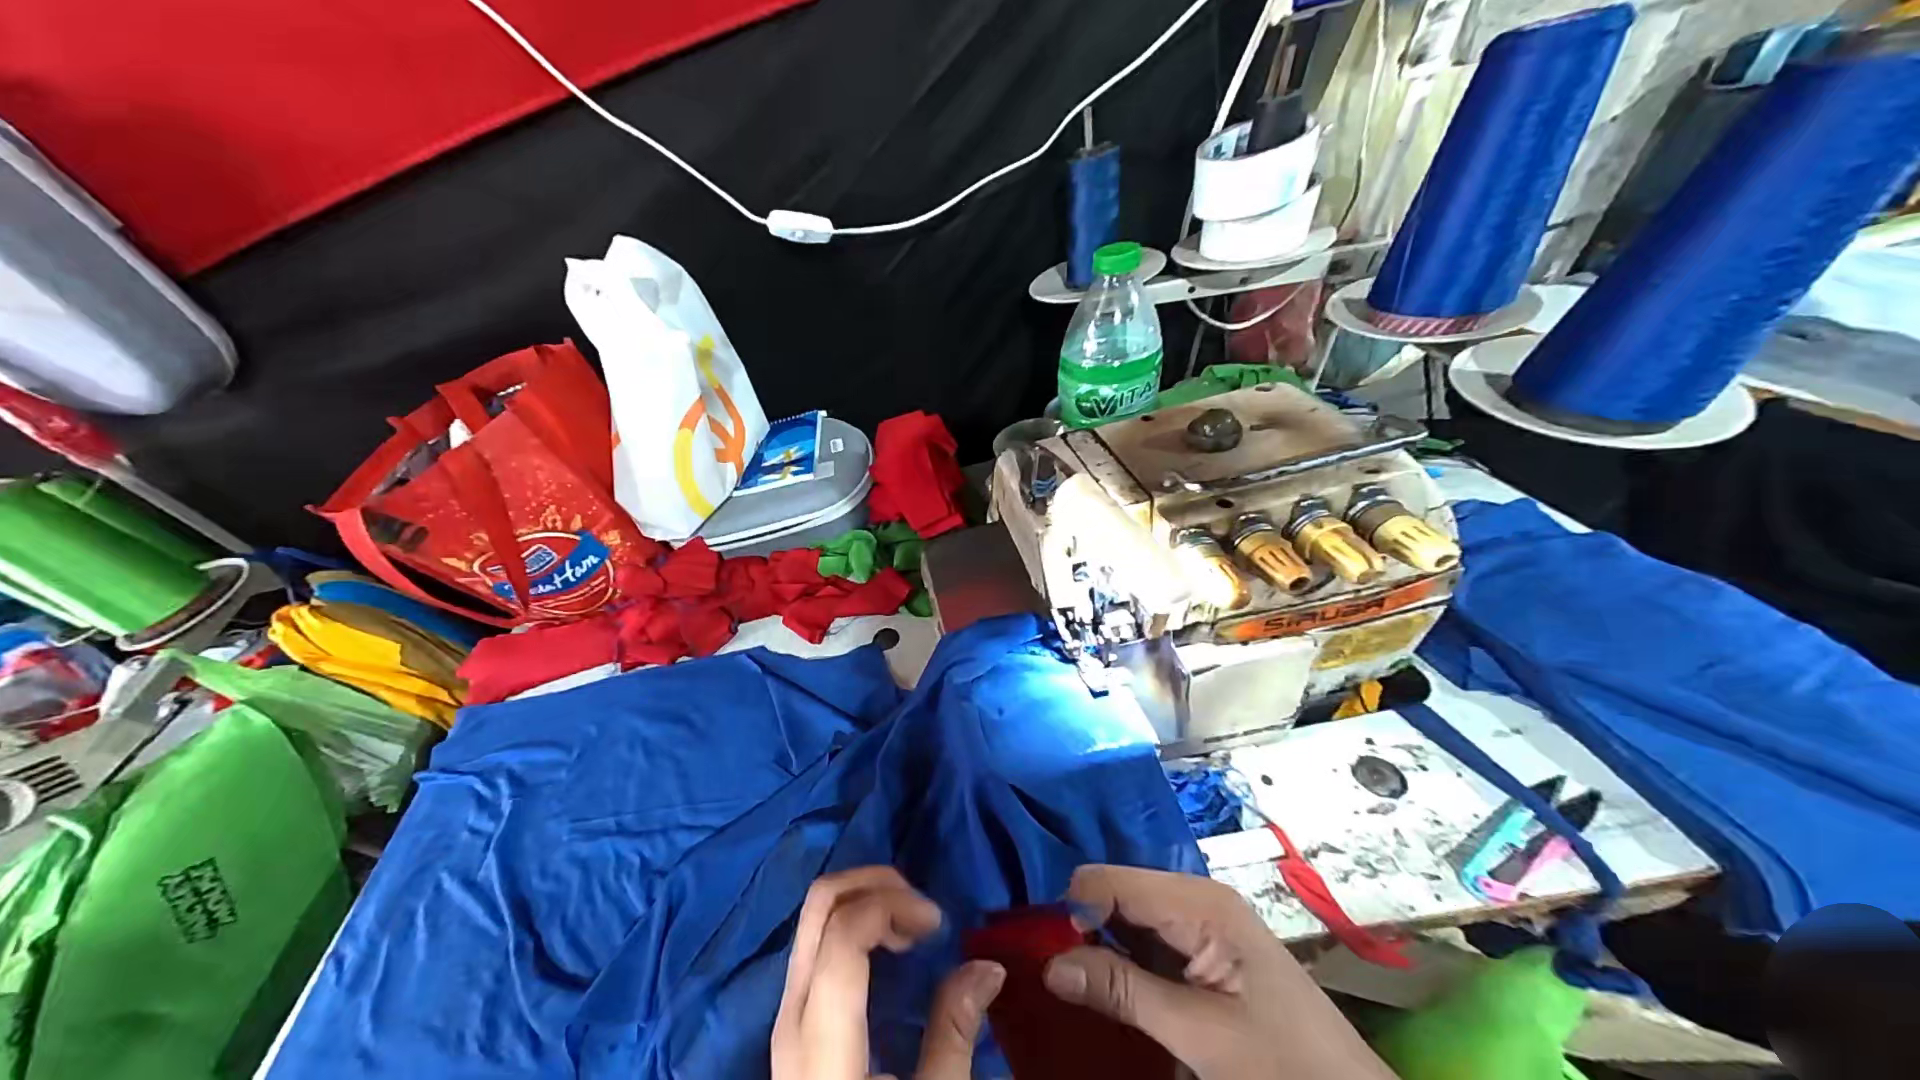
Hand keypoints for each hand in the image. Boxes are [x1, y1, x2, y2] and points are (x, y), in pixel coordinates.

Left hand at [772, 867, 1005, 1079]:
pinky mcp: (791, 1018)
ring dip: (865, 900)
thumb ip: (952, 1034)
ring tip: (911, 928)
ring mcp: (784, 1012)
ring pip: (813, 918)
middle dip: (876, 884)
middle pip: (819, 906)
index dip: (894, 905)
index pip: (844, 931)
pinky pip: (815, 942)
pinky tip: (887, 947)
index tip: (939, 924)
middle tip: (924, 910)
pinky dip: (853, 921)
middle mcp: (791, 1010)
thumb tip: (987, 965)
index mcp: (822, 1037)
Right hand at [1042, 865, 1396, 1079]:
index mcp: (1198, 903)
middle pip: (1113, 894)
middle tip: (1055, 979)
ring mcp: (1199, 923)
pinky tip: (1106, 994)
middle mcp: (1194, 899)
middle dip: (1080, 929)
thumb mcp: (1200, 1035)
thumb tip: (1049, 965)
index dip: (1071, 912)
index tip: (1047, 959)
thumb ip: (1123, 991)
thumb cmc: (1285, 1067)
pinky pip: (1143, 942)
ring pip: (1124, 918)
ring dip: (1097, 949)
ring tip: (1075, 990)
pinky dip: (1120, 963)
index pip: (1108, 881)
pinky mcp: (1201, 950)